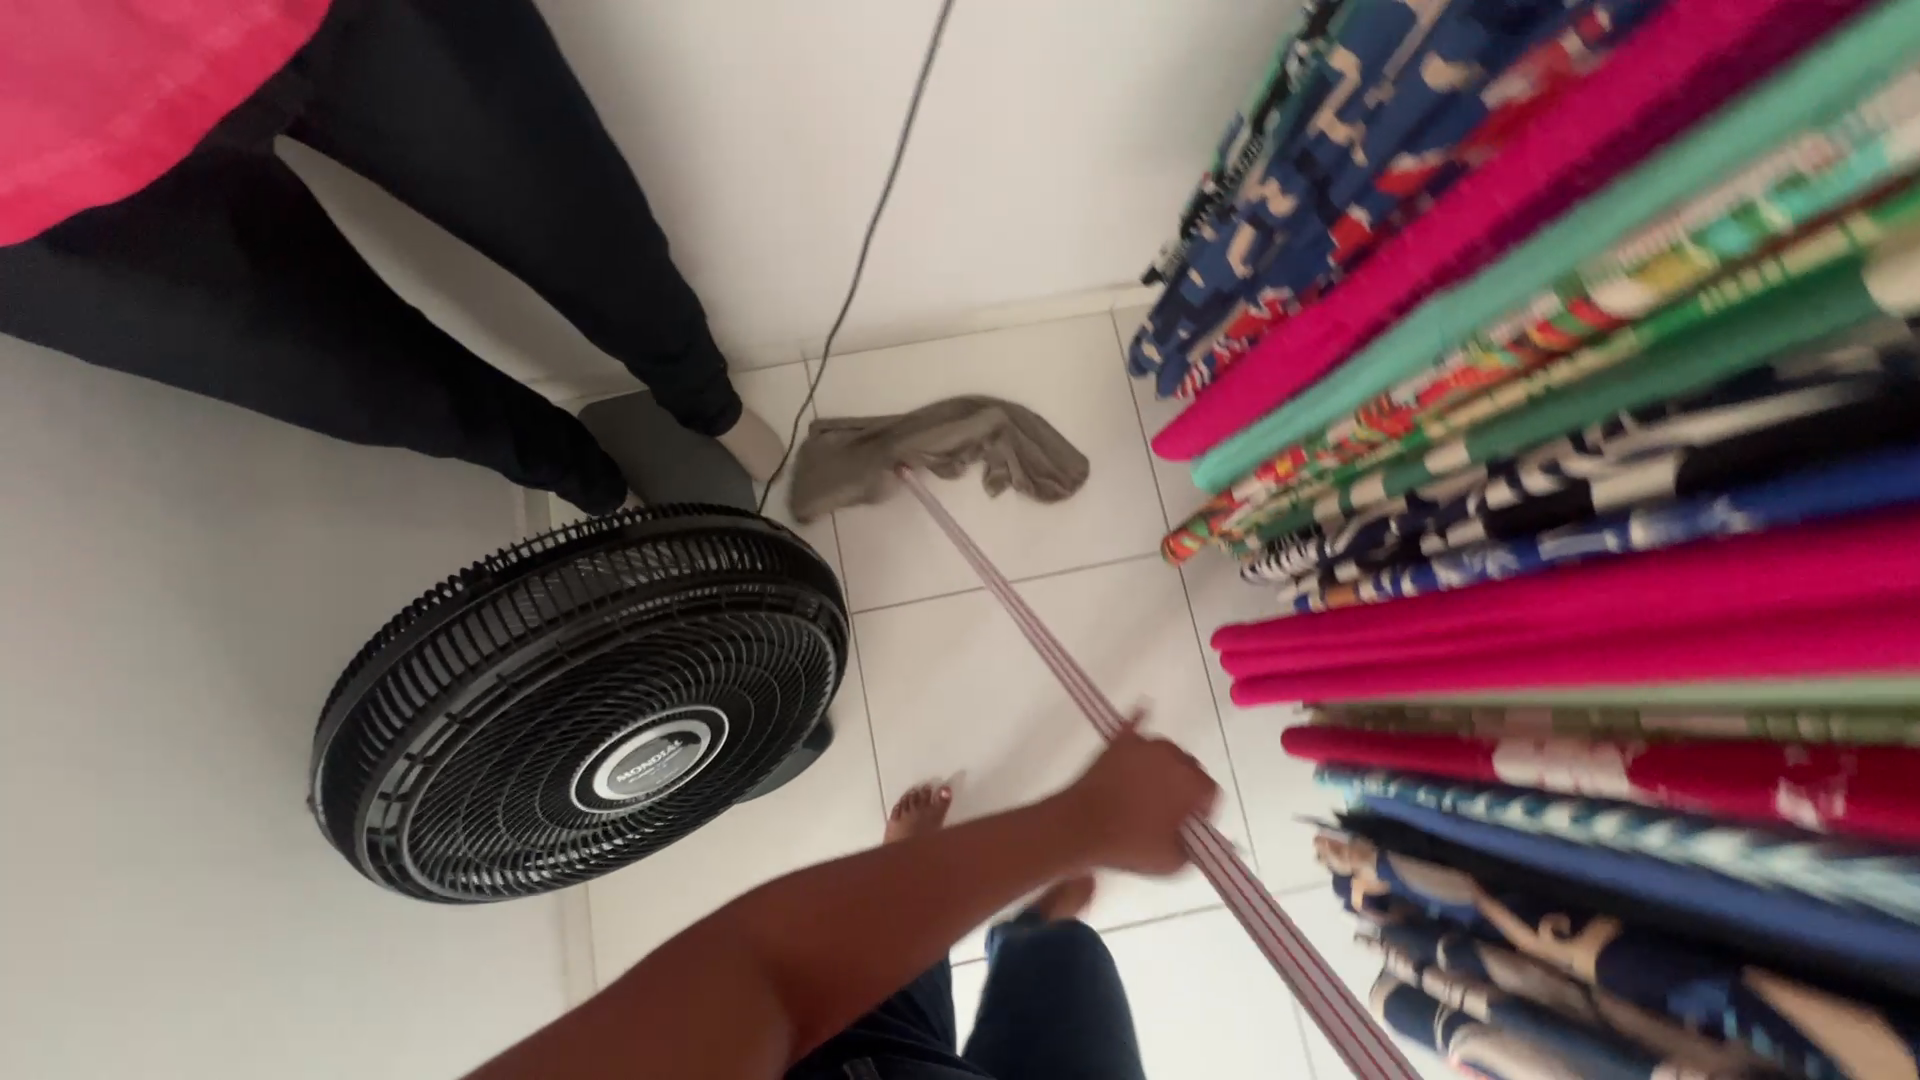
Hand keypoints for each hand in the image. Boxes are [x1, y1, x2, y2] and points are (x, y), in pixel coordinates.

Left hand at [1052, 713, 1218, 875]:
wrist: (1081, 824)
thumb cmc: (1130, 845)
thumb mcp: (1173, 861)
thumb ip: (1199, 849)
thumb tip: (1212, 840)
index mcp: (1192, 783)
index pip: (1210, 792)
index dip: (1201, 810)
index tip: (1187, 825)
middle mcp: (1173, 756)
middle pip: (1189, 768)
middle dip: (1184, 787)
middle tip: (1166, 811)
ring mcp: (1144, 744)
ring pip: (1165, 752)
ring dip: (1163, 767)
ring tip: (1146, 790)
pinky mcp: (1119, 741)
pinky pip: (1135, 726)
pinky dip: (1140, 722)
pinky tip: (1143, 712)